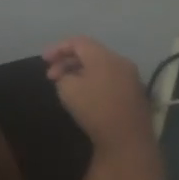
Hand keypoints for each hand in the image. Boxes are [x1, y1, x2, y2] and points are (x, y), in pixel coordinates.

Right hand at [43, 37, 154, 151]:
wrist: (127, 137)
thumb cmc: (94, 108)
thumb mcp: (67, 88)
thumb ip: (63, 75)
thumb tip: (69, 75)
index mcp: (104, 57)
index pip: (78, 42)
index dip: (58, 48)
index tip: (44, 60)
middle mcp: (120, 62)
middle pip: (91, 52)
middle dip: (68, 60)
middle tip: (51, 75)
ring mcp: (131, 77)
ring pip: (100, 64)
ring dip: (80, 70)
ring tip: (66, 84)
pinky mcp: (134, 91)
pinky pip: (109, 76)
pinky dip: (93, 78)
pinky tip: (84, 92)